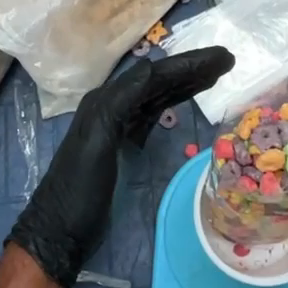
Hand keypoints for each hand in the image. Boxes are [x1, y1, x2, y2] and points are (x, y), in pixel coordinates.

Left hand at [7, 47, 233, 287]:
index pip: (154, 74)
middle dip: (192, 68)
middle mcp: (112, 104)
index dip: (188, 64)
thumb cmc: (79, 189)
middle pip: (158, 79)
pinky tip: (188, 97)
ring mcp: (118, 123)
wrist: (60, 230)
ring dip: (186, 82)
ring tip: (217, 74)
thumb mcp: (97, 142)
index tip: (221, 57)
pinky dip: (174, 100)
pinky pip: (153, 111)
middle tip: (227, 60)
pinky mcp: (124, 141)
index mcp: (106, 100)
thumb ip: (119, 103)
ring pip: (157, 93)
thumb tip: (151, 68)